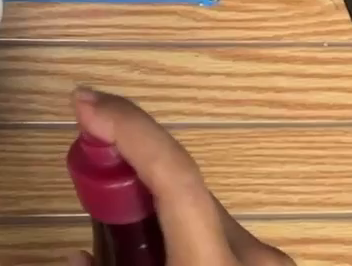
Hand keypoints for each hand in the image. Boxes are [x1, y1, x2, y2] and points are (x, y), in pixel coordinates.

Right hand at [67, 89, 292, 265]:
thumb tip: (79, 253)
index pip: (175, 175)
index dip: (129, 127)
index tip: (82, 102)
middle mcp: (254, 258)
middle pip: (179, 185)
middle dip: (128, 167)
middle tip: (87, 171)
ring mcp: (272, 264)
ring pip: (196, 209)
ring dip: (153, 205)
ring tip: (119, 240)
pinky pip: (215, 233)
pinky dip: (177, 229)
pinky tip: (154, 252)